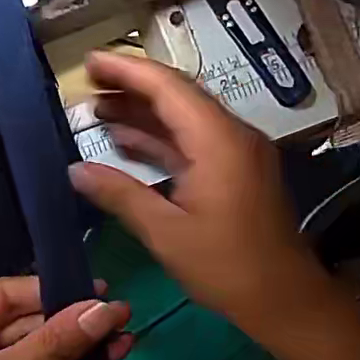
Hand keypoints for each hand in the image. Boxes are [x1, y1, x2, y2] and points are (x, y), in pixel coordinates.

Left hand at [0, 277, 131, 359]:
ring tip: (124, 342)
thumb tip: (108, 307)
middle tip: (124, 319)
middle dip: (74, 321)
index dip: (57, 290)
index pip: (8, 293)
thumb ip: (59, 341)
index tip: (106, 291)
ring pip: (37, 344)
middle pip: (25, 317)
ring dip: (77, 346)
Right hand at [68, 51, 337, 343]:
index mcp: (217, 141)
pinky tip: (127, 142)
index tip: (90, 61)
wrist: (284, 298)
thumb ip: (119, 194)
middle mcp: (231, 135)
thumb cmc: (226, 266)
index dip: (126, 70)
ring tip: (98, 109)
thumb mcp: (165, 232)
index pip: (167, 87)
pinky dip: (161, 140)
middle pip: (177, 96)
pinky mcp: (236, 172)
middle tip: (88, 84)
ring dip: (143, 114)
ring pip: (184, 120)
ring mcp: (236, 153)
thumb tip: (75, 170)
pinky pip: (194, 143)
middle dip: (131, 87)